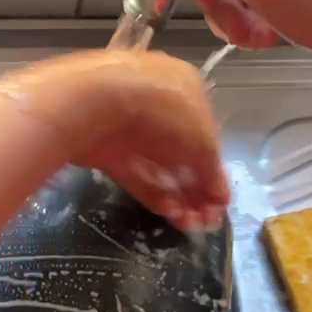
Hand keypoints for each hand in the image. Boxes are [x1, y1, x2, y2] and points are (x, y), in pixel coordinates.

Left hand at [0, 49, 229, 230]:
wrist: (91, 103)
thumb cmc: (160, 110)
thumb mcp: (201, 139)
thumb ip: (212, 170)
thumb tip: (221, 197)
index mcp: (186, 88)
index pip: (206, 134)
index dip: (214, 169)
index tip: (221, 201)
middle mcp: (158, 105)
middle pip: (182, 154)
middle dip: (197, 189)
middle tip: (208, 221)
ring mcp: (129, 129)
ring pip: (159, 168)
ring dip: (178, 196)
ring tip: (191, 224)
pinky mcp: (106, 151)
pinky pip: (135, 174)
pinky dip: (153, 193)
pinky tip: (169, 213)